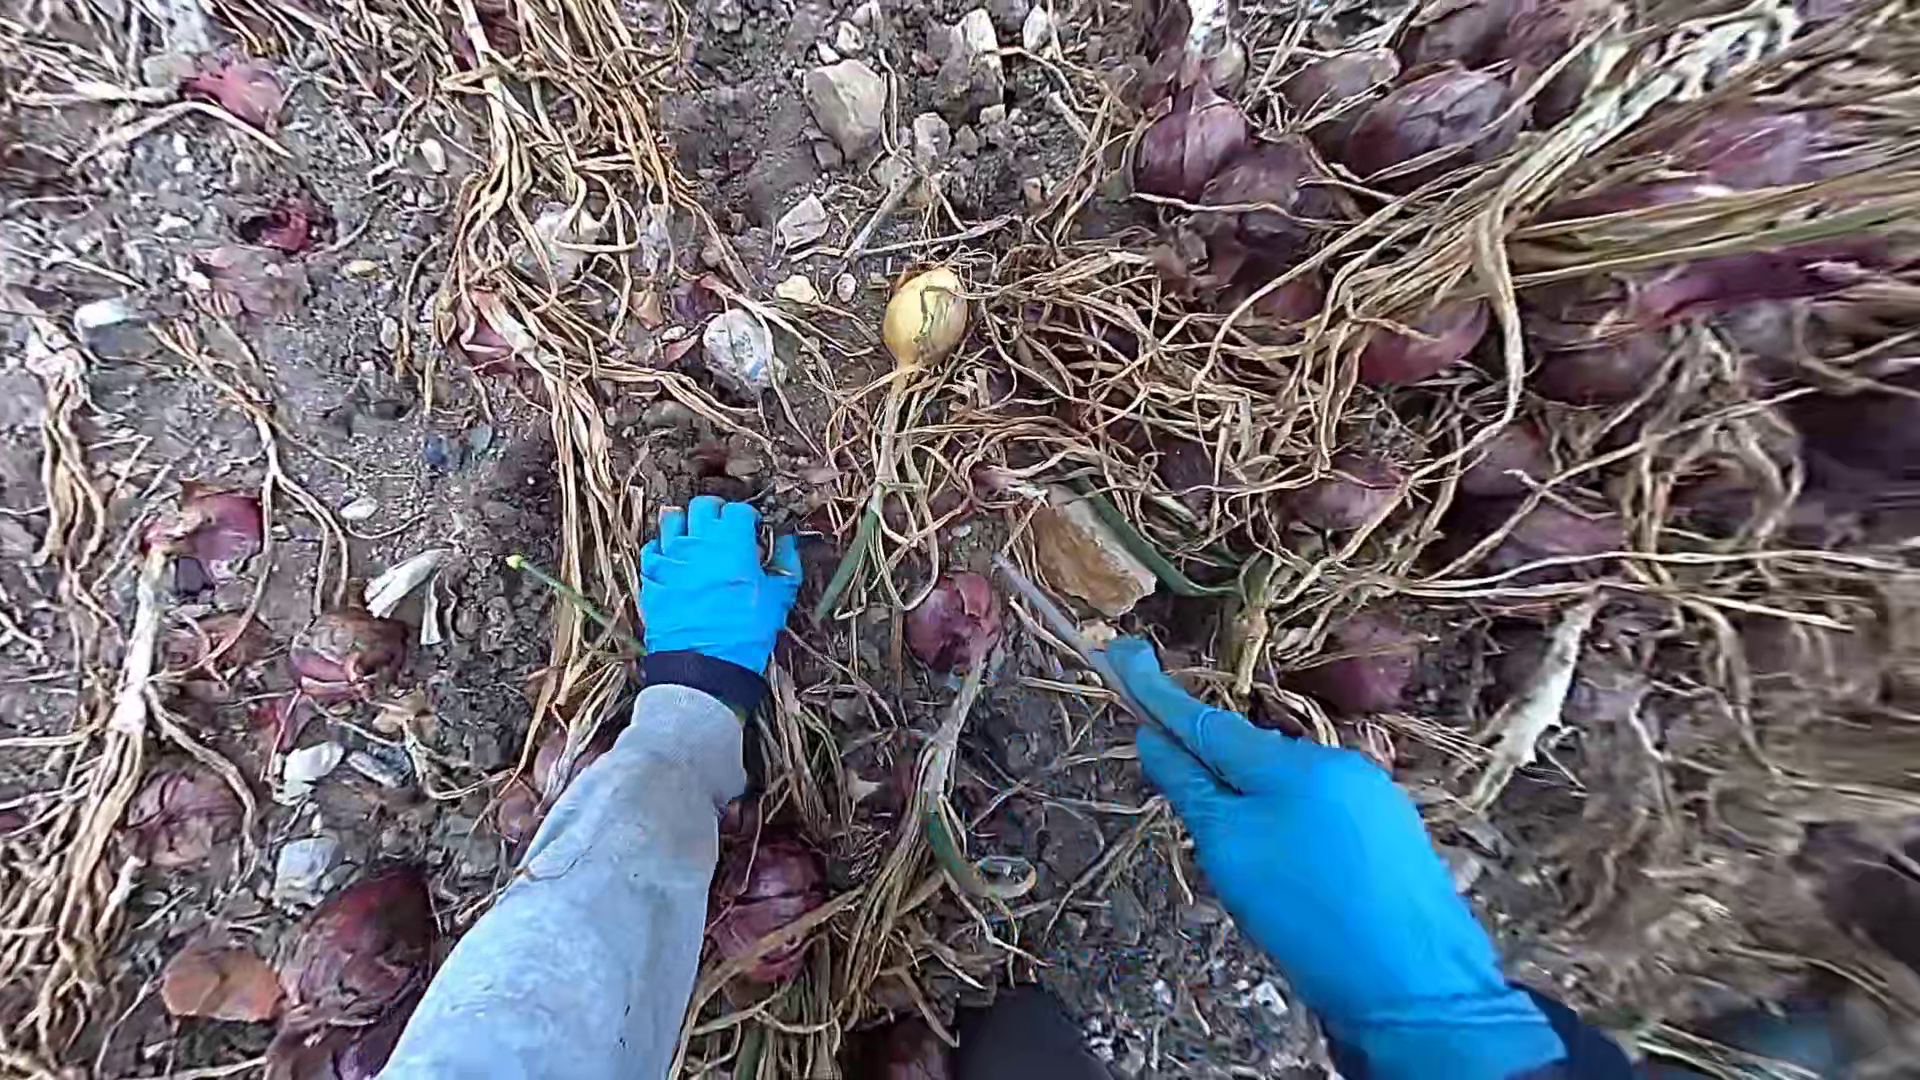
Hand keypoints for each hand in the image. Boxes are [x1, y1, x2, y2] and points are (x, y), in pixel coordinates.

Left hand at [639, 497, 799, 672]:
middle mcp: (697, 542)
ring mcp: (670, 559)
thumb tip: (787, 543)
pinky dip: (664, 548)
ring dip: (687, 522)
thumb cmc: (746, 632)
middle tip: (727, 526)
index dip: (749, 517)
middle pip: (703, 505)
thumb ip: (786, 563)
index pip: (738, 510)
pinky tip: (675, 558)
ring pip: (672, 520)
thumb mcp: (780, 597)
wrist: (705, 665)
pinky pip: (652, 550)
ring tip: (698, 535)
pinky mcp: (651, 578)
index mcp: (731, 543)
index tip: (754, 529)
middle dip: (718, 511)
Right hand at [1107, 637, 1565, 1079]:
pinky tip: (1292, 862)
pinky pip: (1315, 801)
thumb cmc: (1305, 915)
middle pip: (1245, 750)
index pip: (1206, 721)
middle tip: (1192, 808)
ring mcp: (1368, 791)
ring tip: (1249, 856)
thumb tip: (1150, 737)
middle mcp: (1331, 760)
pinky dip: (1285, 814)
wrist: (1425, 1001)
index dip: (1161, 695)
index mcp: (1289, 762)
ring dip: (1248, 795)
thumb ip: (1187, 784)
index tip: (1128, 657)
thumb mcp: (1228, 848)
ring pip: (1279, 778)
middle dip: (1209, 767)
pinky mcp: (1389, 824)